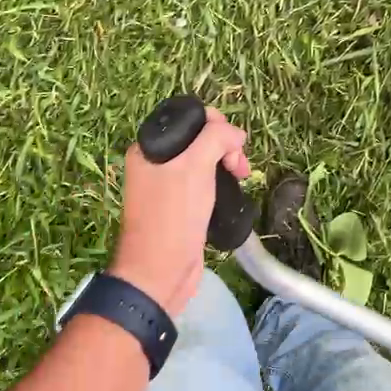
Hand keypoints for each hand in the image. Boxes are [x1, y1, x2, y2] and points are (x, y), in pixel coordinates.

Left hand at [106, 106, 250, 316]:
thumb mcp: (195, 166)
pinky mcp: (180, 203)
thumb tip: (236, 135)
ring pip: (206, 157)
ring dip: (227, 160)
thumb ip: (216, 137)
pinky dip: (221, 178)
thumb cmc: (174, 216)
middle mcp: (155, 161)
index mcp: (149, 146)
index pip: (190, 116)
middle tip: (238, 165)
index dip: (216, 124)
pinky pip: (205, 178)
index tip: (232, 145)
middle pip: (201, 136)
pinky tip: (232, 187)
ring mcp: (167, 183)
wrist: (160, 273)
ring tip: (241, 176)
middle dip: (226, 144)